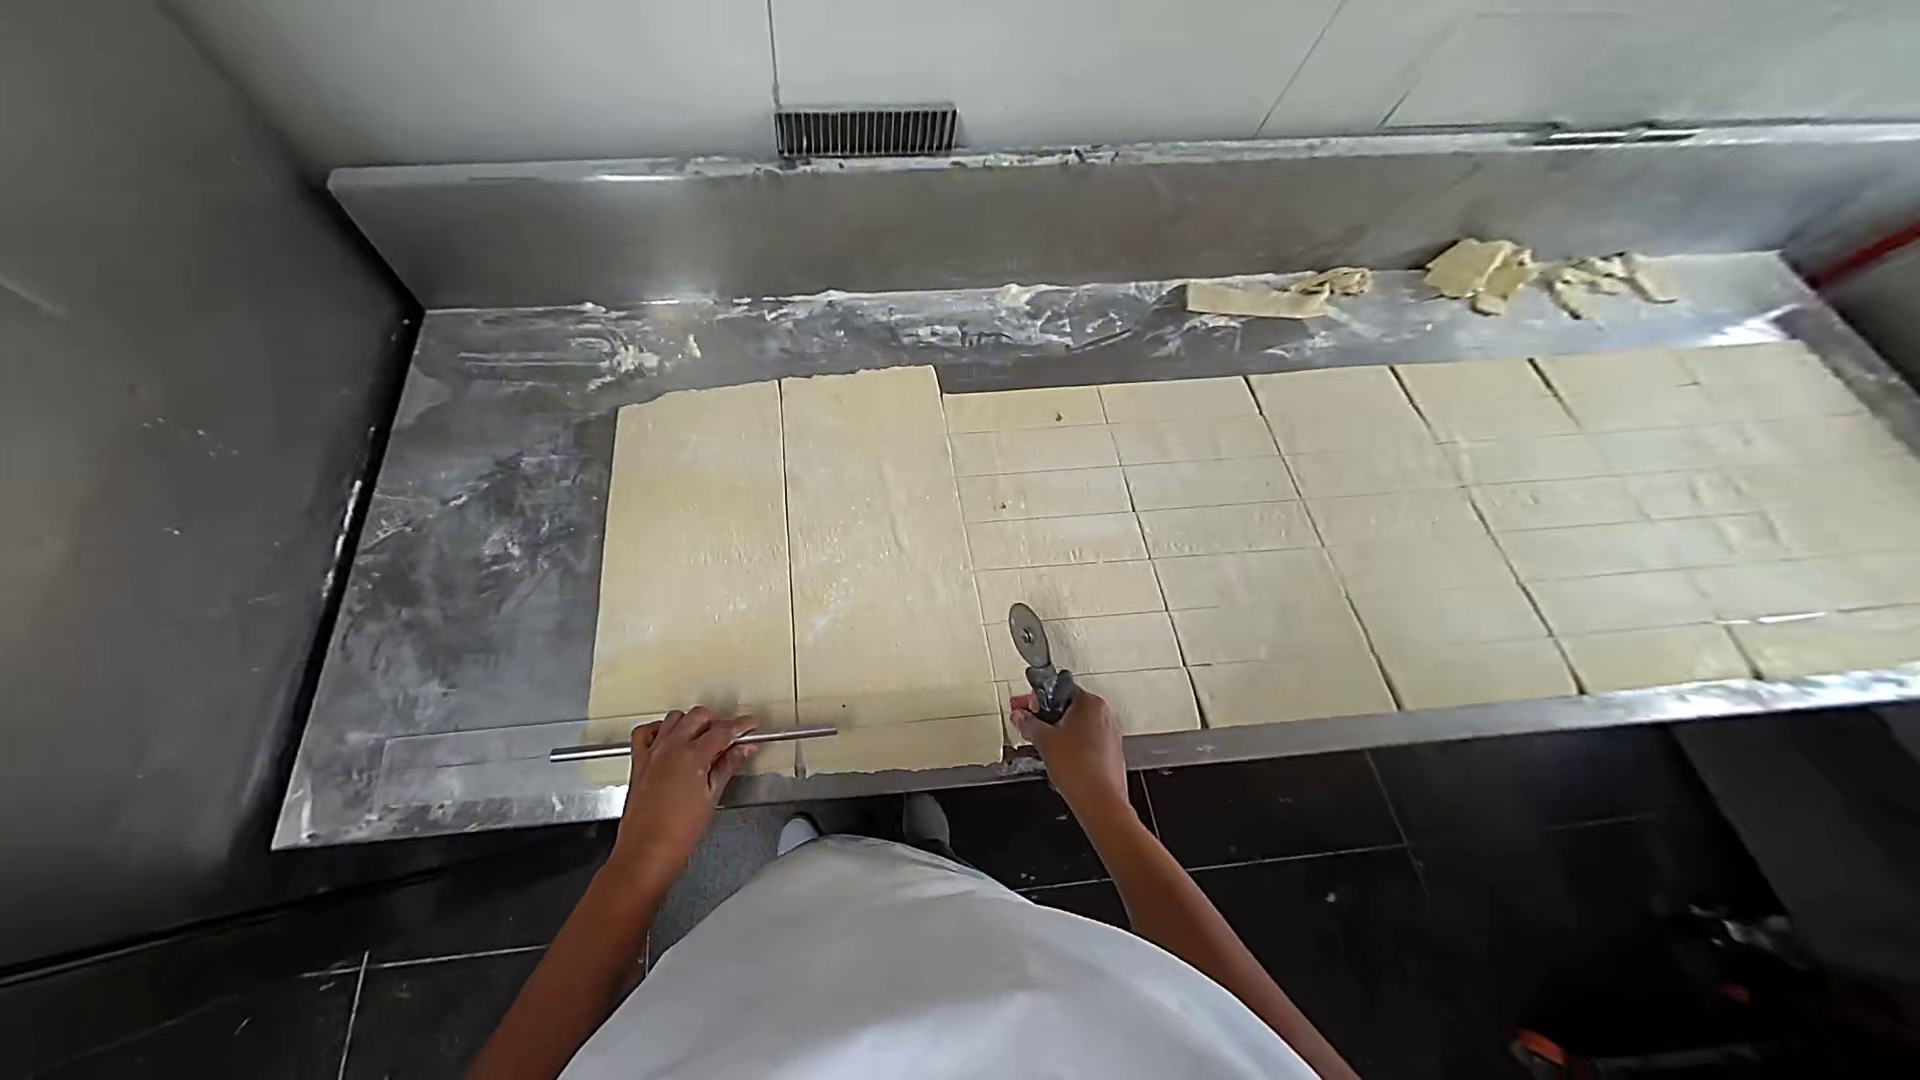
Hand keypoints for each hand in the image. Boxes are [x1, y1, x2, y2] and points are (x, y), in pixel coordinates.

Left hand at [607, 707, 758, 889]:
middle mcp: (670, 748)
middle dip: (718, 721)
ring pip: (674, 718)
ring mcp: (652, 753)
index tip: (751, 725)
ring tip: (704, 736)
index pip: (723, 730)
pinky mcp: (639, 762)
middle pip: (698, 716)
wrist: (647, 852)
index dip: (742, 725)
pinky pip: (645, 732)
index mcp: (692, 755)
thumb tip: (744, 749)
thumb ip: (728, 765)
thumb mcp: (712, 795)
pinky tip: (670, 737)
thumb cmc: (677, 832)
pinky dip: (659, 729)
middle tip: (730, 734)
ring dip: (691, 722)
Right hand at [1012, 691, 1129, 819]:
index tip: (1022, 707)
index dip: (1036, 699)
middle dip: (1043, 715)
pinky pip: (1085, 741)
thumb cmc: (1079, 769)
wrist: (1100, 802)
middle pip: (1067, 707)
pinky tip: (1055, 756)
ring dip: (1055, 730)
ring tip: (1037, 741)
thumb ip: (1028, 723)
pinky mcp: (1109, 753)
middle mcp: (1104, 715)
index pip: (1058, 690)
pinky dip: (1069, 744)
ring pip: (1076, 725)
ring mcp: (1109, 735)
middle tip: (1025, 723)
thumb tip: (1020, 716)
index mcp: (1091, 704)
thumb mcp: (1044, 740)